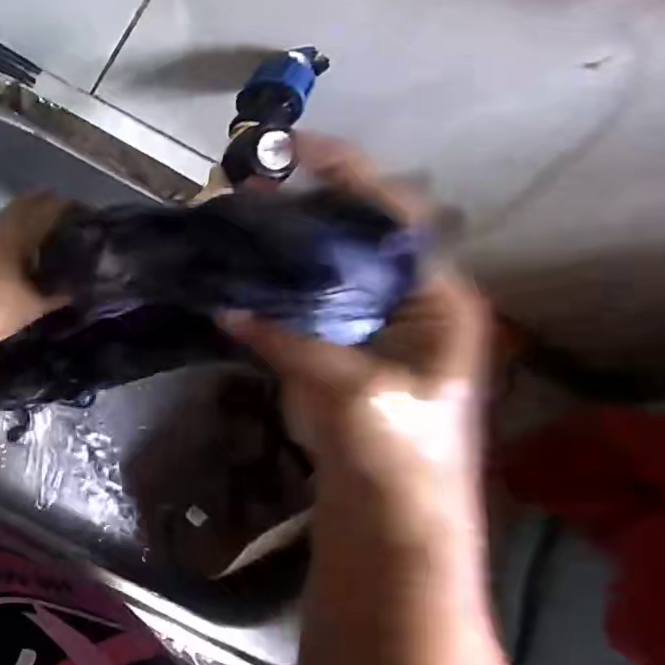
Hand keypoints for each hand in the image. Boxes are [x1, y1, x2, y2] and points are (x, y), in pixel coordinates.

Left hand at [0, 192, 70, 352]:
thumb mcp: (36, 305)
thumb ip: (61, 293)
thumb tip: (81, 285)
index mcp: (21, 229)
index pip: (54, 205)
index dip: (73, 209)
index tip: (89, 220)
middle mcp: (2, 223)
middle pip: (32, 203)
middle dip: (53, 209)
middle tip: (73, 226)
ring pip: (14, 214)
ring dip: (32, 218)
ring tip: (52, 237)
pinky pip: (1, 227)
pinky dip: (17, 230)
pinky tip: (24, 250)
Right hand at [217, 135, 489, 489]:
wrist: (389, 515)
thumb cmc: (398, 453)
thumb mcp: (355, 391)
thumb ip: (293, 345)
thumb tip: (228, 310)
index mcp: (436, 299)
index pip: (398, 217)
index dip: (351, 176)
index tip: (297, 149)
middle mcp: (404, 300)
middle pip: (354, 235)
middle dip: (304, 206)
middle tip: (249, 186)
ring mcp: (365, 326)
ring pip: (322, 270)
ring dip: (281, 246)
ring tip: (235, 222)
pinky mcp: (331, 351)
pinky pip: (298, 306)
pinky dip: (267, 289)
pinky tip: (236, 277)